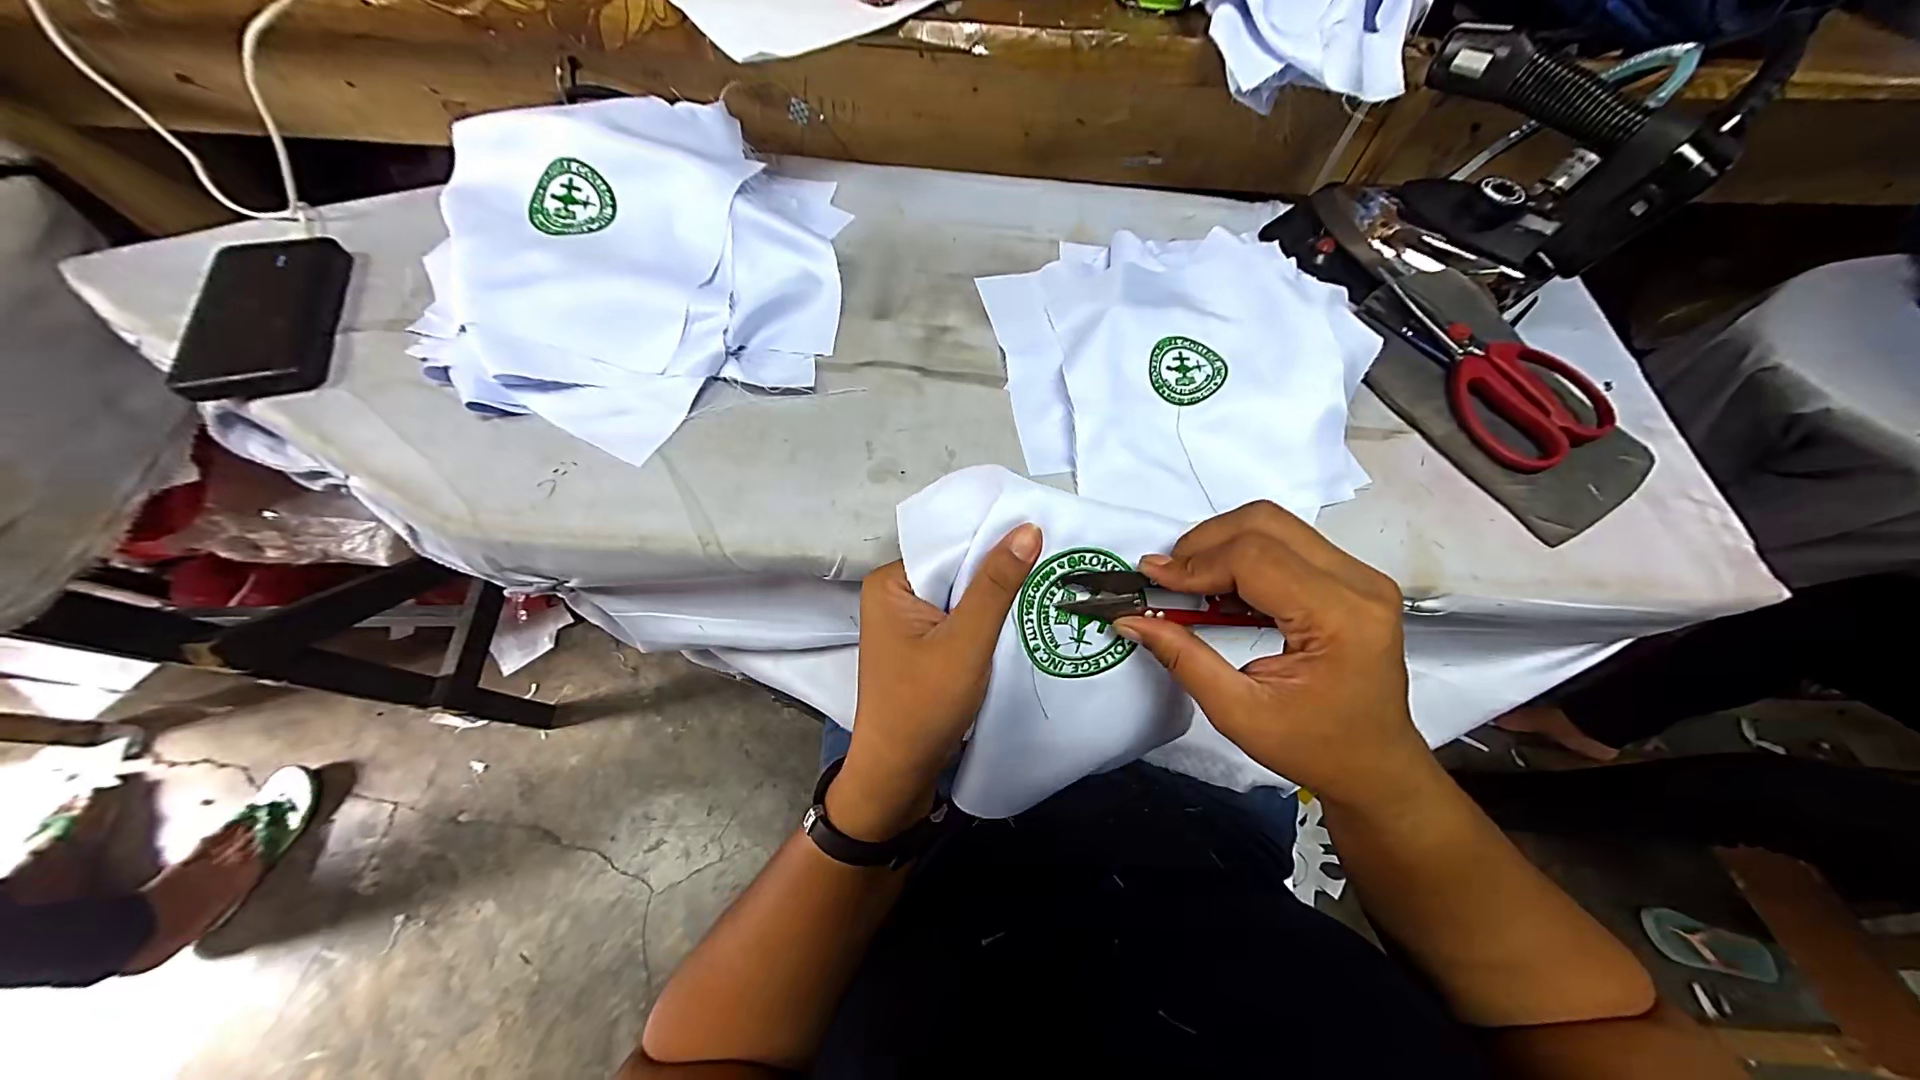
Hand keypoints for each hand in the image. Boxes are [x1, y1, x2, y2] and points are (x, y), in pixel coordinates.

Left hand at [829, 524, 1041, 839]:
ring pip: (962, 593)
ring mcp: (909, 622)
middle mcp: (896, 595)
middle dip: (998, 568)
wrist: (899, 773)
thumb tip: (1026, 529)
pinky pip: (961, 617)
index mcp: (891, 583)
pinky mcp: (925, 644)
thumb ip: (995, 585)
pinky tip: (1021, 615)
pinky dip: (988, 618)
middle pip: (956, 567)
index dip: (992, 538)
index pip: (948, 543)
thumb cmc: (922, 707)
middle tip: (1051, 556)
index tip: (1039, 531)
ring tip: (1044, 580)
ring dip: (996, 595)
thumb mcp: (966, 641)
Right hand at [1114, 502, 1432, 808]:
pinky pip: (1285, 541)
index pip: (1255, 559)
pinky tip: (1221, 588)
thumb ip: (1183, 659)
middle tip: (1169, 578)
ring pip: (1274, 524)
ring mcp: (1360, 576)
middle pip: (1265, 524)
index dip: (1195, 564)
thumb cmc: (1316, 747)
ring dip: (1221, 544)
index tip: (1152, 580)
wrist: (1374, 764)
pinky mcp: (1350, 577)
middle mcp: (1360, 585)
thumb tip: (1133, 619)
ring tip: (1190, 582)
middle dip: (1204, 543)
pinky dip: (1241, 554)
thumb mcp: (1238, 712)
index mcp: (1341, 619)